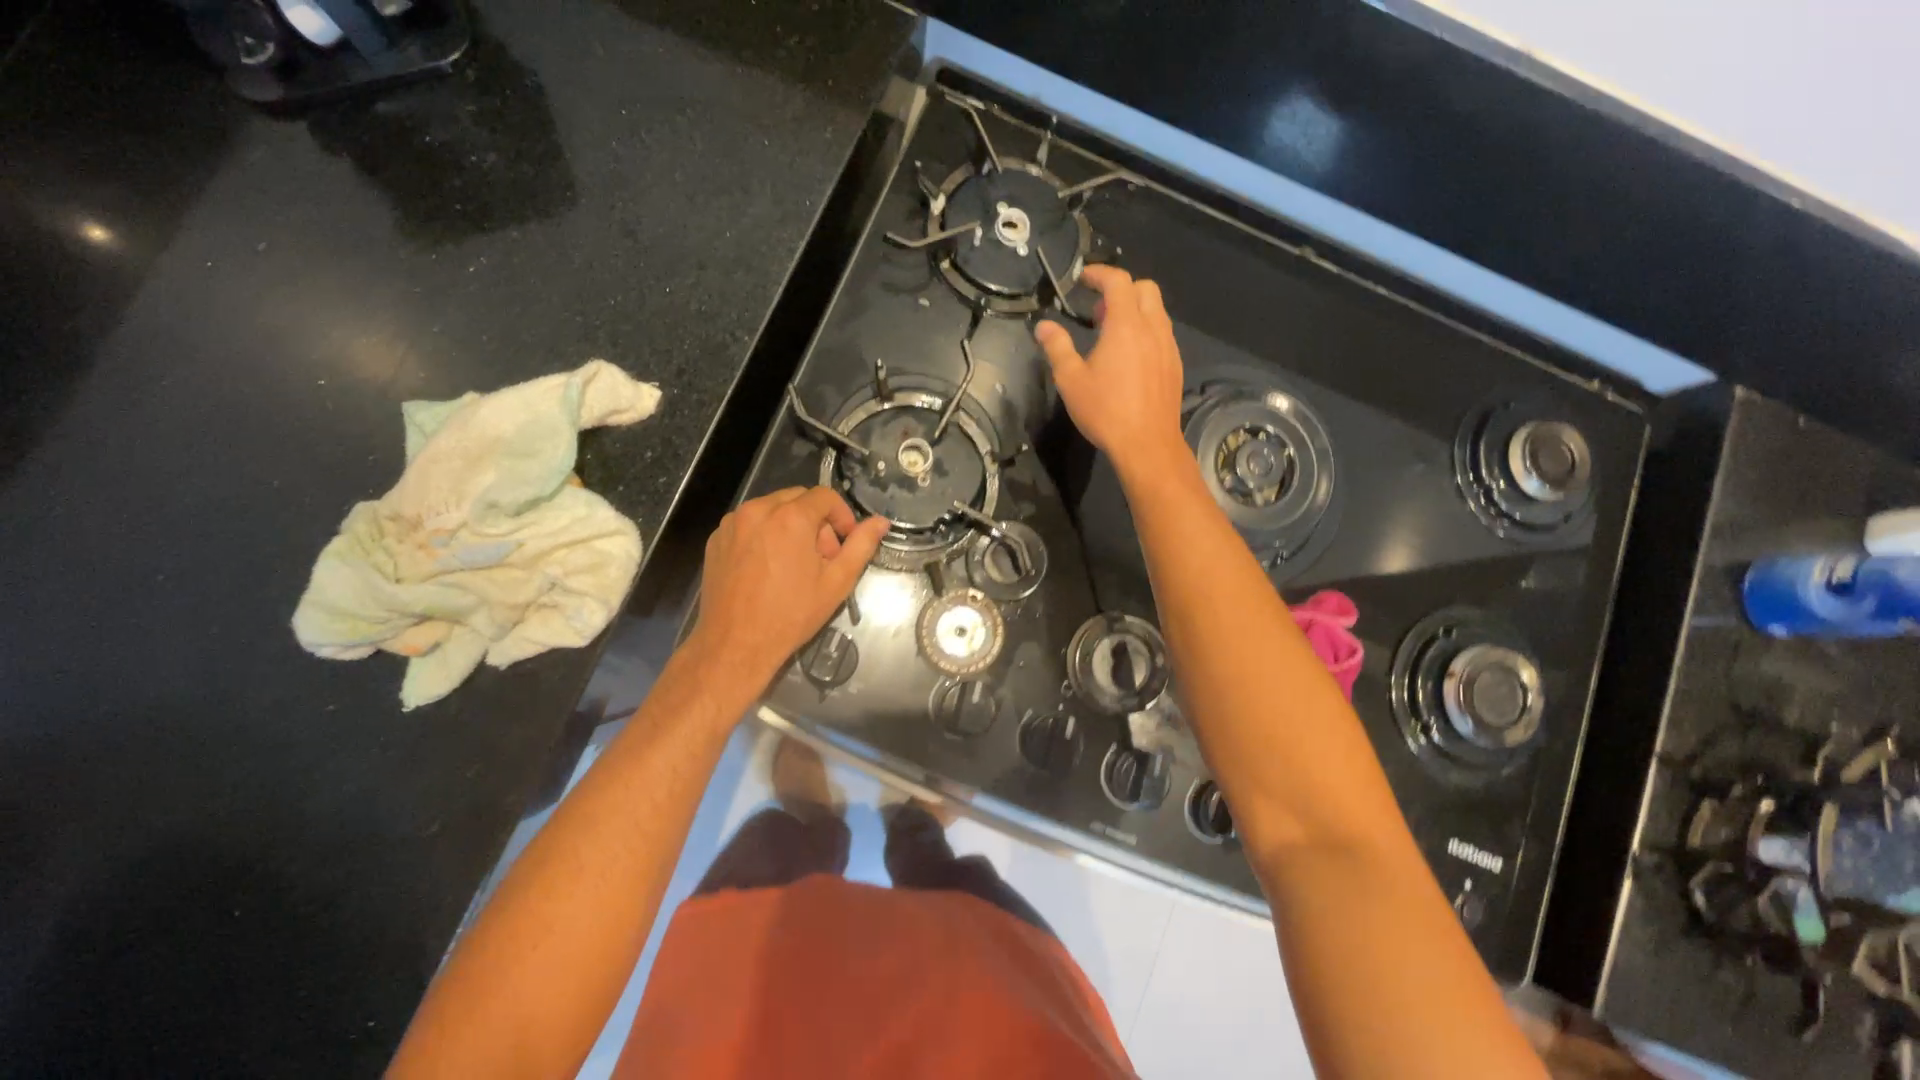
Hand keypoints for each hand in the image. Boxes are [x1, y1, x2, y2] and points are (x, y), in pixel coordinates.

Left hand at [686, 487, 888, 686]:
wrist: (736, 644)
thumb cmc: (791, 615)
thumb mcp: (836, 582)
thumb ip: (861, 546)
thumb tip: (881, 522)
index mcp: (790, 517)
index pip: (825, 496)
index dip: (842, 515)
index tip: (844, 542)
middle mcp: (758, 510)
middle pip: (797, 499)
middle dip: (815, 521)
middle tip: (821, 558)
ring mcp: (732, 524)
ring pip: (771, 509)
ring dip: (789, 526)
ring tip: (793, 564)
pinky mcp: (717, 539)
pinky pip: (748, 524)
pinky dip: (764, 535)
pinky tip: (767, 568)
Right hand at [1034, 265, 1186, 479]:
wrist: (1148, 444)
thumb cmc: (1106, 411)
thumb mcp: (1071, 380)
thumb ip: (1057, 347)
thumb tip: (1043, 326)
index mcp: (1126, 325)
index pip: (1118, 281)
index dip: (1099, 274)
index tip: (1082, 279)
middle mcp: (1152, 328)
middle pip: (1145, 288)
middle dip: (1121, 290)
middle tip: (1097, 312)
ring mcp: (1168, 346)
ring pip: (1157, 310)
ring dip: (1135, 310)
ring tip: (1111, 335)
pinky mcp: (1175, 364)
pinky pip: (1162, 332)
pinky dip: (1146, 330)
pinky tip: (1130, 357)